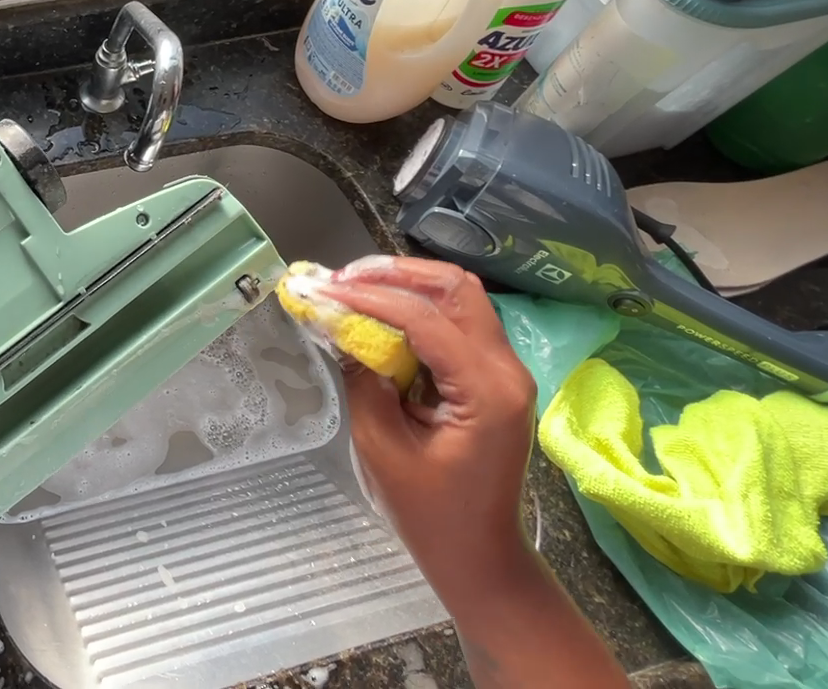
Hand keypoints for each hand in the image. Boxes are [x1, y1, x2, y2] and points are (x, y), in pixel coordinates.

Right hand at [319, 257, 623, 688]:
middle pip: (455, 287)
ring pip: (457, 297)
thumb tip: (338, 325)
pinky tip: (374, 314)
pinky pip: (454, 321)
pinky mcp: (489, 375)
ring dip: (403, 285)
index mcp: (486, 390)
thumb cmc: (429, 510)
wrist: (478, 553)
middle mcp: (506, 368)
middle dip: (393, 274)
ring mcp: (503, 370)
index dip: (368, 298)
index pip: (424, 318)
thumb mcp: (382, 444)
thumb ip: (363, 377)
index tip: (321, 292)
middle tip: (340, 281)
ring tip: (351, 289)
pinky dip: (413, 307)